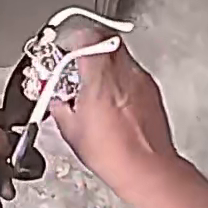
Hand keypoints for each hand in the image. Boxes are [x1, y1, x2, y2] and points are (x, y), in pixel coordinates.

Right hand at [50, 23, 178, 192]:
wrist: (147, 169)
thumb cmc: (112, 153)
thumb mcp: (70, 129)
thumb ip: (59, 105)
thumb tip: (56, 99)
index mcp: (100, 79)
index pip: (88, 38)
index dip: (73, 41)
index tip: (65, 52)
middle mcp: (124, 74)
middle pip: (106, 40)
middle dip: (89, 47)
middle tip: (77, 62)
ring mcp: (141, 81)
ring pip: (120, 55)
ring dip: (104, 62)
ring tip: (93, 83)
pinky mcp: (151, 91)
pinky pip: (132, 73)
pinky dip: (119, 78)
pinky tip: (111, 99)